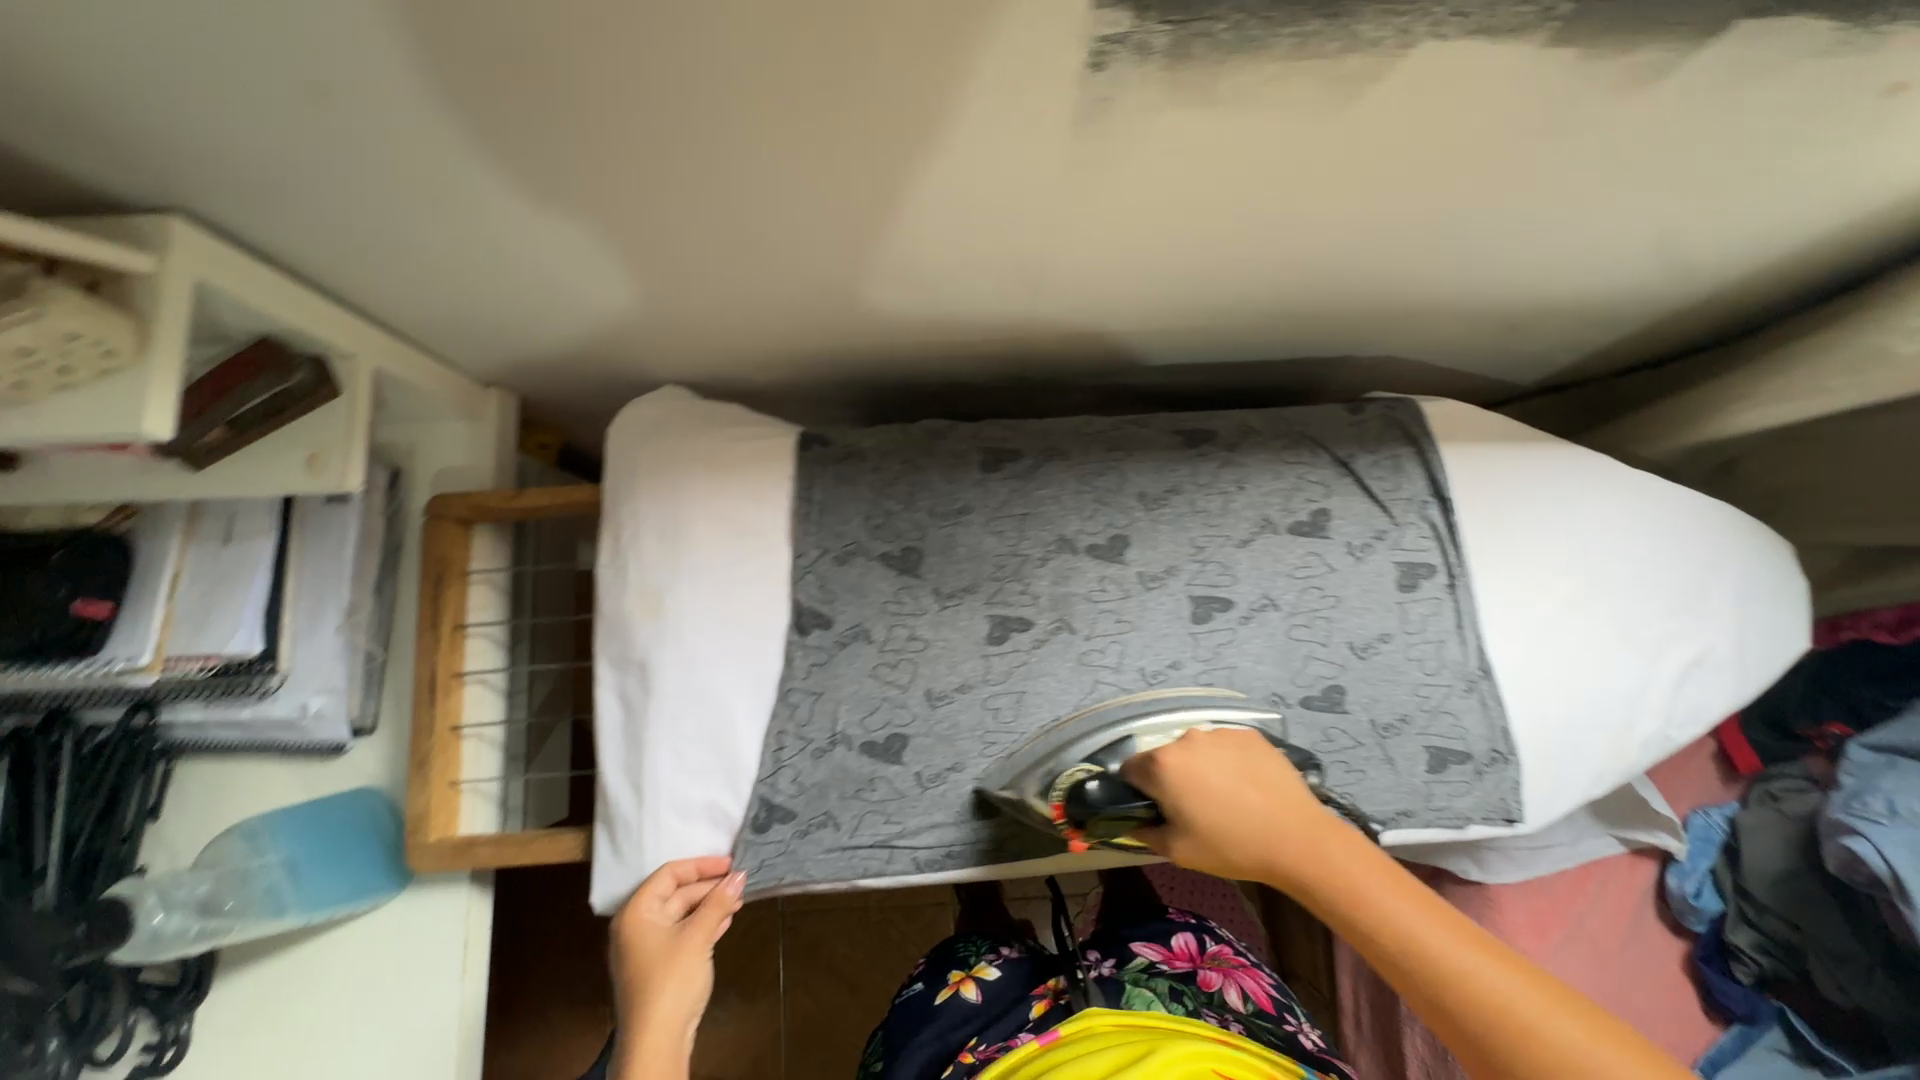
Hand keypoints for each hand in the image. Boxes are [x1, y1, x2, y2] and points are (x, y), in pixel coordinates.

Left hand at [608, 856, 744, 1068]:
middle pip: (675, 894)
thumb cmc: (671, 980)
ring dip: (709, 906)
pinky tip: (725, 922)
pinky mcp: (659, 965)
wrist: (657, 1040)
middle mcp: (636, 925)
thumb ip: (718, 902)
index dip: (700, 866)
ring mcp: (647, 947)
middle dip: (708, 888)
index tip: (730, 864)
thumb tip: (740, 875)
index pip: (668, 874)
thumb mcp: (697, 936)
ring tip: (738, 900)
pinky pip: (682, 933)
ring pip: (681, 915)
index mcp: (636, 912)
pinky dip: (703, 925)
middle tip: (740, 883)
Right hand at [1121, 727, 1352, 889]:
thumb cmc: (1230, 846)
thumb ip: (1144, 833)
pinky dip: (1228, 762)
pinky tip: (1246, 786)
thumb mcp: (1177, 851)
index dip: (1137, 790)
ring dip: (1200, 767)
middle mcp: (1186, 739)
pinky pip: (1225, 746)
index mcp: (1162, 764)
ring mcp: (1220, 733)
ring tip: (1225, 797)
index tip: (1155, 809)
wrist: (1297, 839)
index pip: (1130, 769)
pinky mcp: (1249, 734)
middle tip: (1192, 807)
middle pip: (1164, 756)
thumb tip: (1133, 823)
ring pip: (1196, 750)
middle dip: (1170, 778)